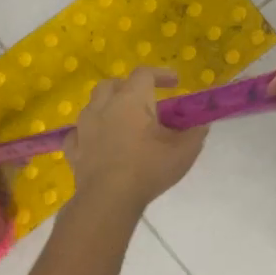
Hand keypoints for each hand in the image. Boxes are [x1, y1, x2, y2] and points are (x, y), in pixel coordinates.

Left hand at [64, 68, 206, 215]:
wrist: (108, 200)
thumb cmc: (148, 168)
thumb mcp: (185, 149)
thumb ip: (196, 132)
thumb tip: (201, 124)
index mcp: (132, 100)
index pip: (144, 73)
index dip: (161, 74)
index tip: (176, 84)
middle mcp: (104, 108)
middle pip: (111, 84)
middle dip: (127, 86)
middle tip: (144, 99)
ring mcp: (84, 129)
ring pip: (92, 106)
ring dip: (107, 107)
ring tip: (123, 120)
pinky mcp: (73, 150)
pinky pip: (78, 132)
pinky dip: (90, 132)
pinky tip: (99, 141)